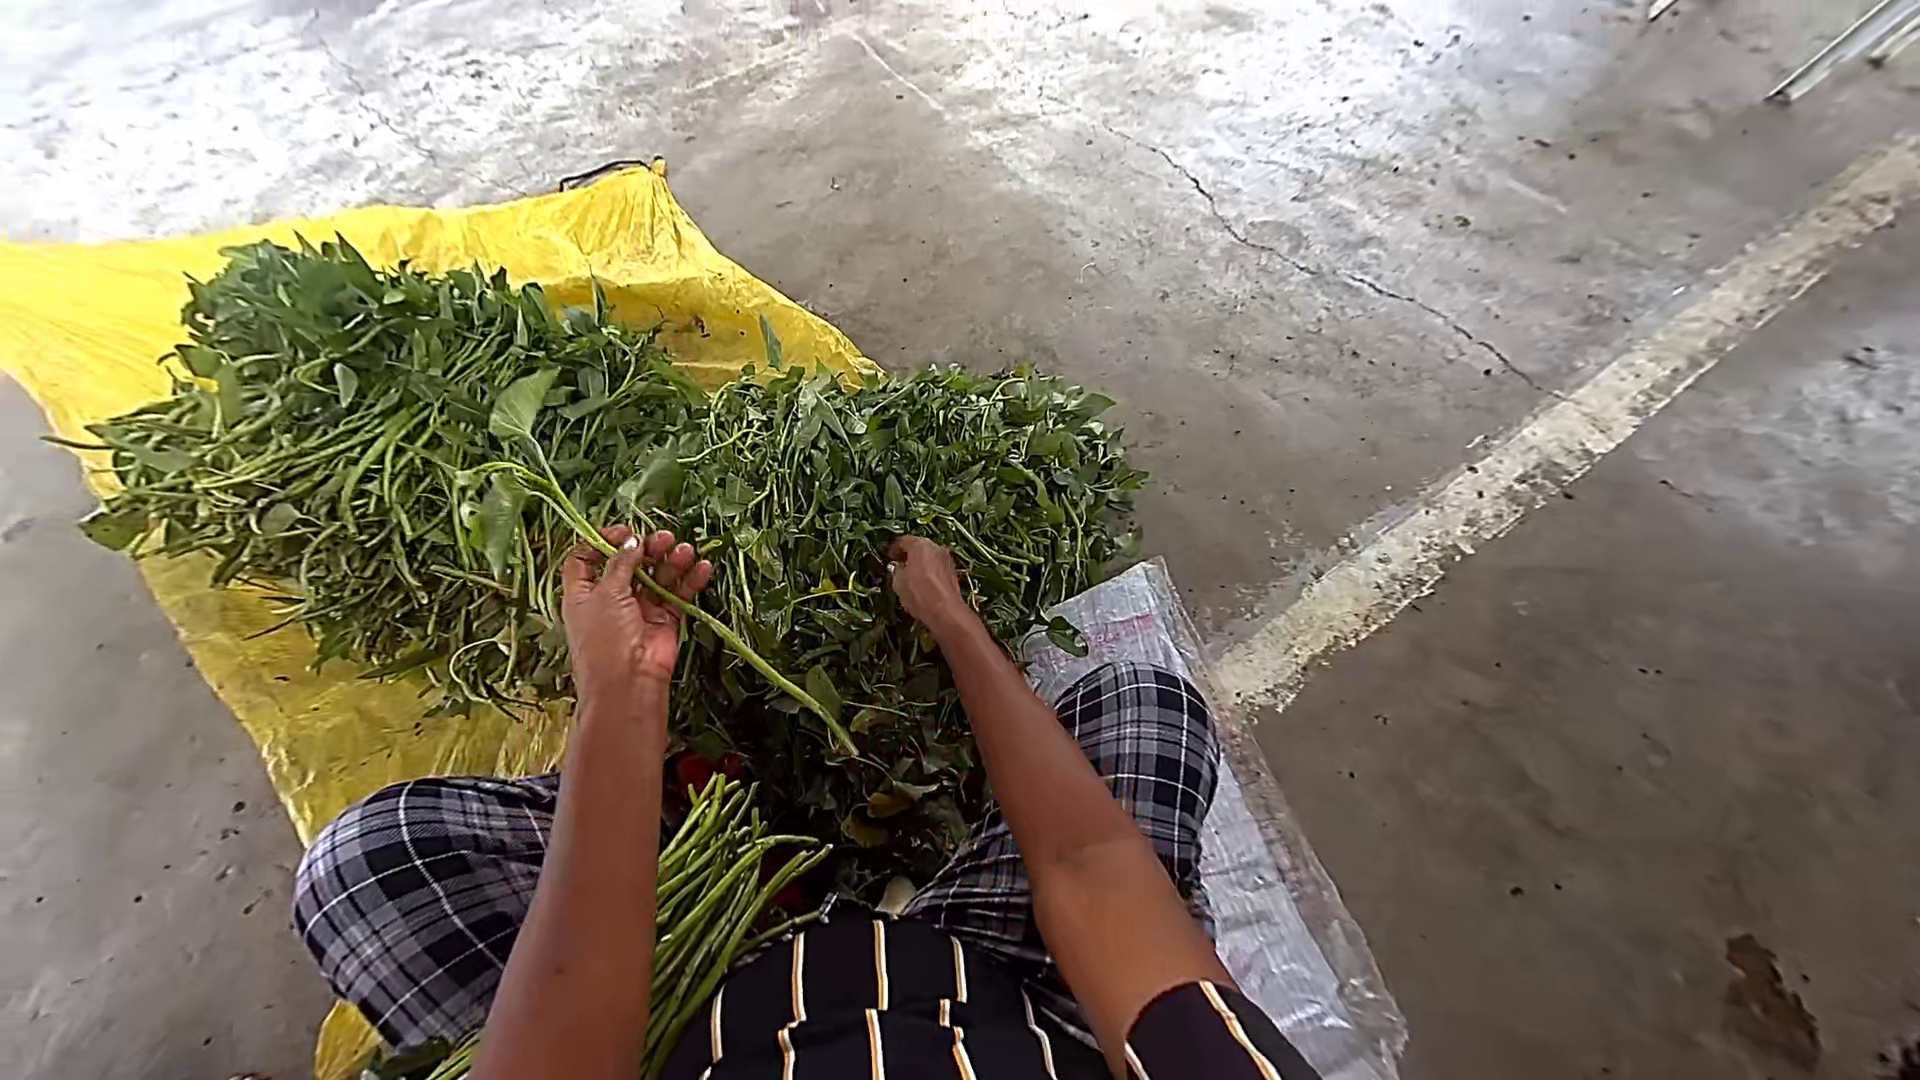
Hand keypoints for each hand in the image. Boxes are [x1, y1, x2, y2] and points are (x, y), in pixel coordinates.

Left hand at [562, 526, 711, 710]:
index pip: (588, 559)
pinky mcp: (666, 618)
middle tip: (663, 539)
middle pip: (630, 564)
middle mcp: (612, 599)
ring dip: (672, 562)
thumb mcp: (605, 595)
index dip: (603, 542)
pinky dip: (691, 580)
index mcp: (585, 593)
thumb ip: (621, 564)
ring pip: (658, 577)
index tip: (625, 531)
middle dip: (647, 549)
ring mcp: (640, 608)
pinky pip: (680, 593)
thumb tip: (632, 541)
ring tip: (686, 551)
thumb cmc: (605, 640)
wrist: (629, 681)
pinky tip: (702, 567)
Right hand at [887, 535, 973, 637]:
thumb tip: (898, 568)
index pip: (904, 541)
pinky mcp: (953, 572)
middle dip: (909, 555)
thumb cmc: (919, 593)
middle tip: (899, 564)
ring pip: (930, 557)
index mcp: (920, 545)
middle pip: (919, 547)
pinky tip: (923, 583)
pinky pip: (937, 567)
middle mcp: (936, 548)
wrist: (945, 611)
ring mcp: (947, 559)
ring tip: (910, 576)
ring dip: (921, 563)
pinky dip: (930, 571)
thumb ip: (896, 570)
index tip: (890, 556)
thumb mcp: (898, 582)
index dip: (894, 548)